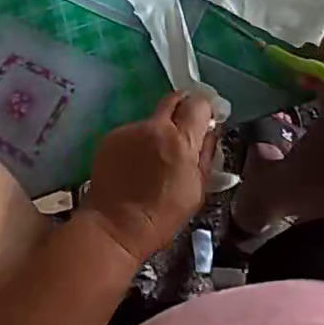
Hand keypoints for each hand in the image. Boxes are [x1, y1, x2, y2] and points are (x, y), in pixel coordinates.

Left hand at [82, 92, 217, 261]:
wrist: (115, 225)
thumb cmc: (162, 215)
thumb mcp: (197, 190)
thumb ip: (206, 155)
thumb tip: (211, 131)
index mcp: (180, 141)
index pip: (198, 104)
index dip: (204, 110)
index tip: (206, 119)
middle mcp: (154, 127)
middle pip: (173, 99)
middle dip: (183, 108)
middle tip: (185, 129)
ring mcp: (130, 129)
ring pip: (152, 118)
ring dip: (159, 130)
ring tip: (155, 158)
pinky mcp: (112, 135)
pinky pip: (133, 131)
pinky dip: (139, 141)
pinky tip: (136, 164)